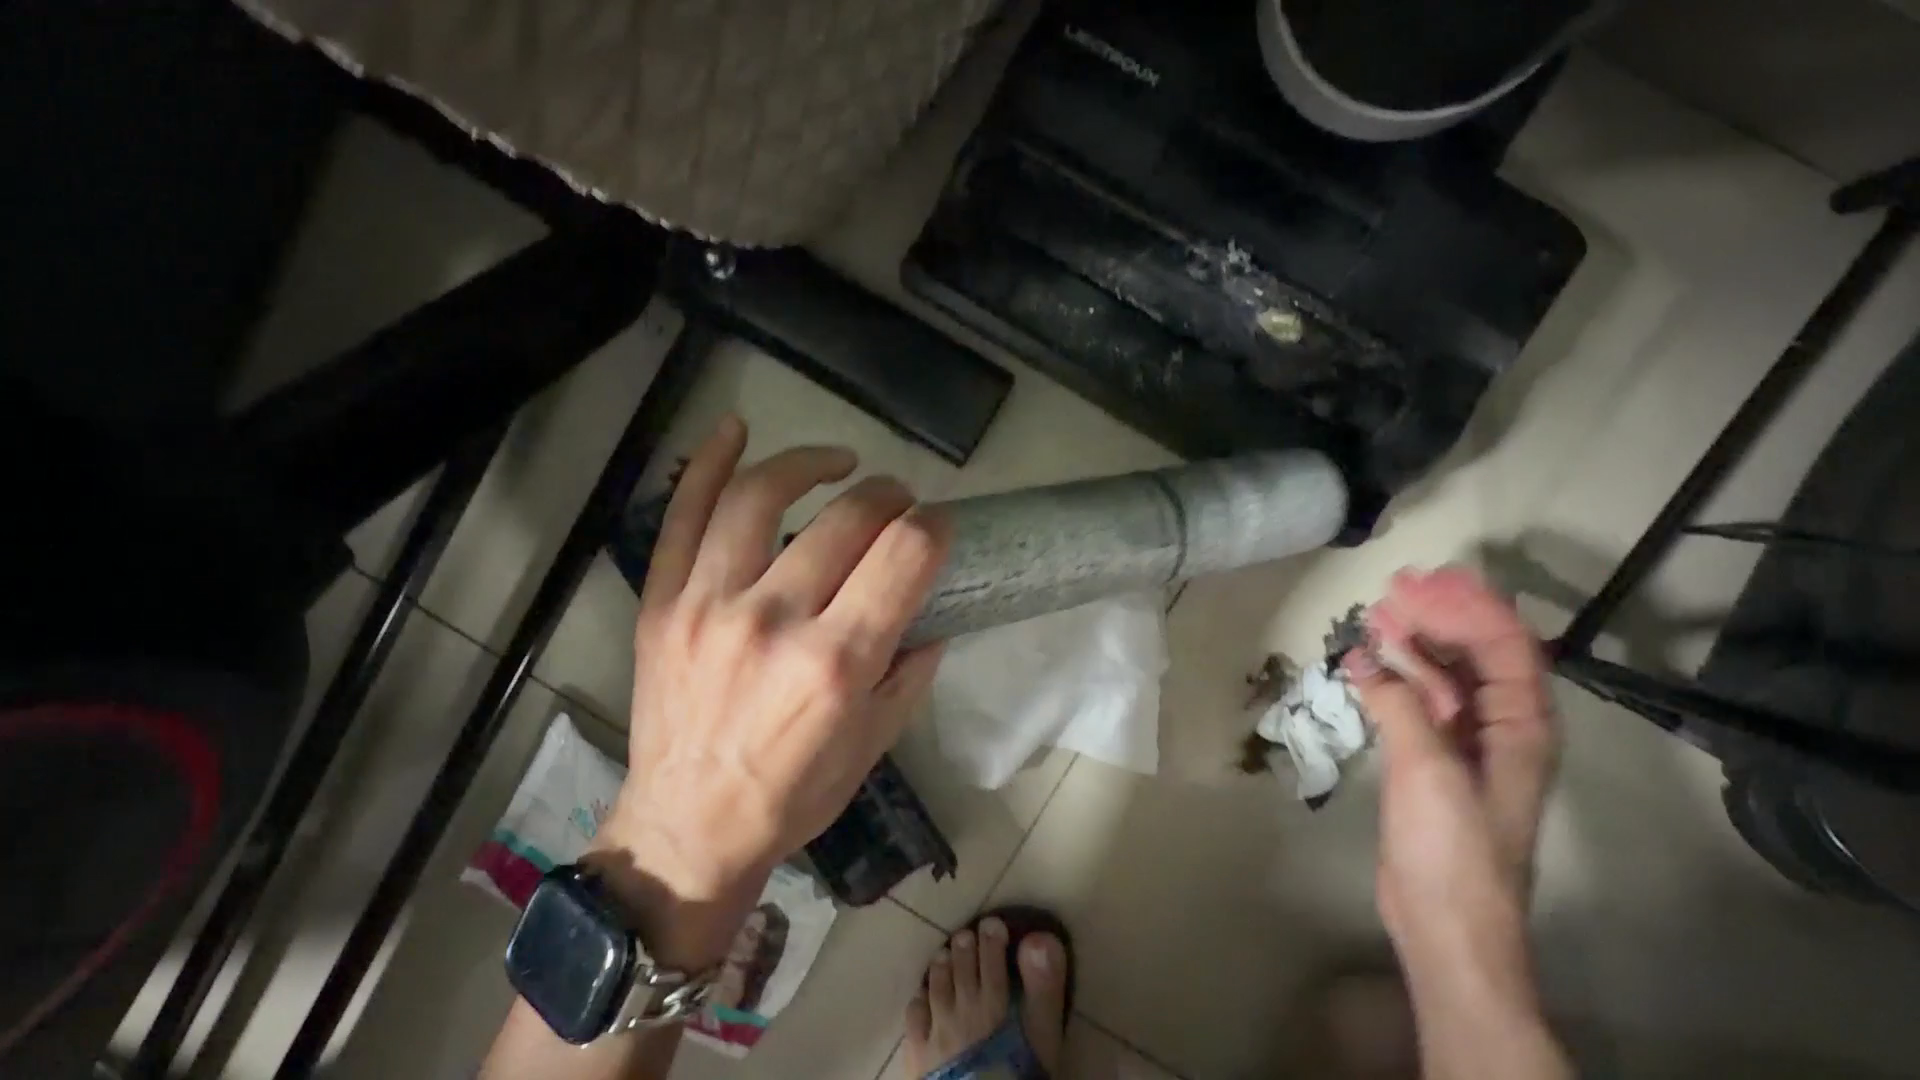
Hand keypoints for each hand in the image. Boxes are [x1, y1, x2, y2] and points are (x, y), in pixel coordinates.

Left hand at [607, 416, 949, 903]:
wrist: (689, 826)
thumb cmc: (793, 796)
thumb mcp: (874, 743)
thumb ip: (909, 669)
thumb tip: (931, 613)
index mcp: (836, 662)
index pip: (904, 555)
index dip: (934, 527)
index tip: (939, 528)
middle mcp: (773, 620)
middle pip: (847, 518)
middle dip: (889, 499)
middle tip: (898, 506)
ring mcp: (708, 604)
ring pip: (762, 496)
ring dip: (811, 463)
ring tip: (840, 464)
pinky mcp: (662, 602)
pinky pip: (681, 515)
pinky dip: (706, 463)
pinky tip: (734, 429)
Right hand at [1342, 567, 1557, 960]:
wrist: (1446, 923)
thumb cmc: (1453, 847)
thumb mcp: (1429, 769)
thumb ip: (1402, 705)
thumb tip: (1366, 658)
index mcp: (1522, 726)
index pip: (1506, 646)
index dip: (1468, 607)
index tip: (1424, 581)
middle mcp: (1501, 727)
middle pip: (1475, 654)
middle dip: (1439, 616)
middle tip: (1396, 586)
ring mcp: (1465, 746)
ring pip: (1444, 677)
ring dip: (1412, 644)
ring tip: (1374, 615)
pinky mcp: (1432, 763)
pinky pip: (1416, 705)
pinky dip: (1392, 680)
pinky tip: (1361, 664)